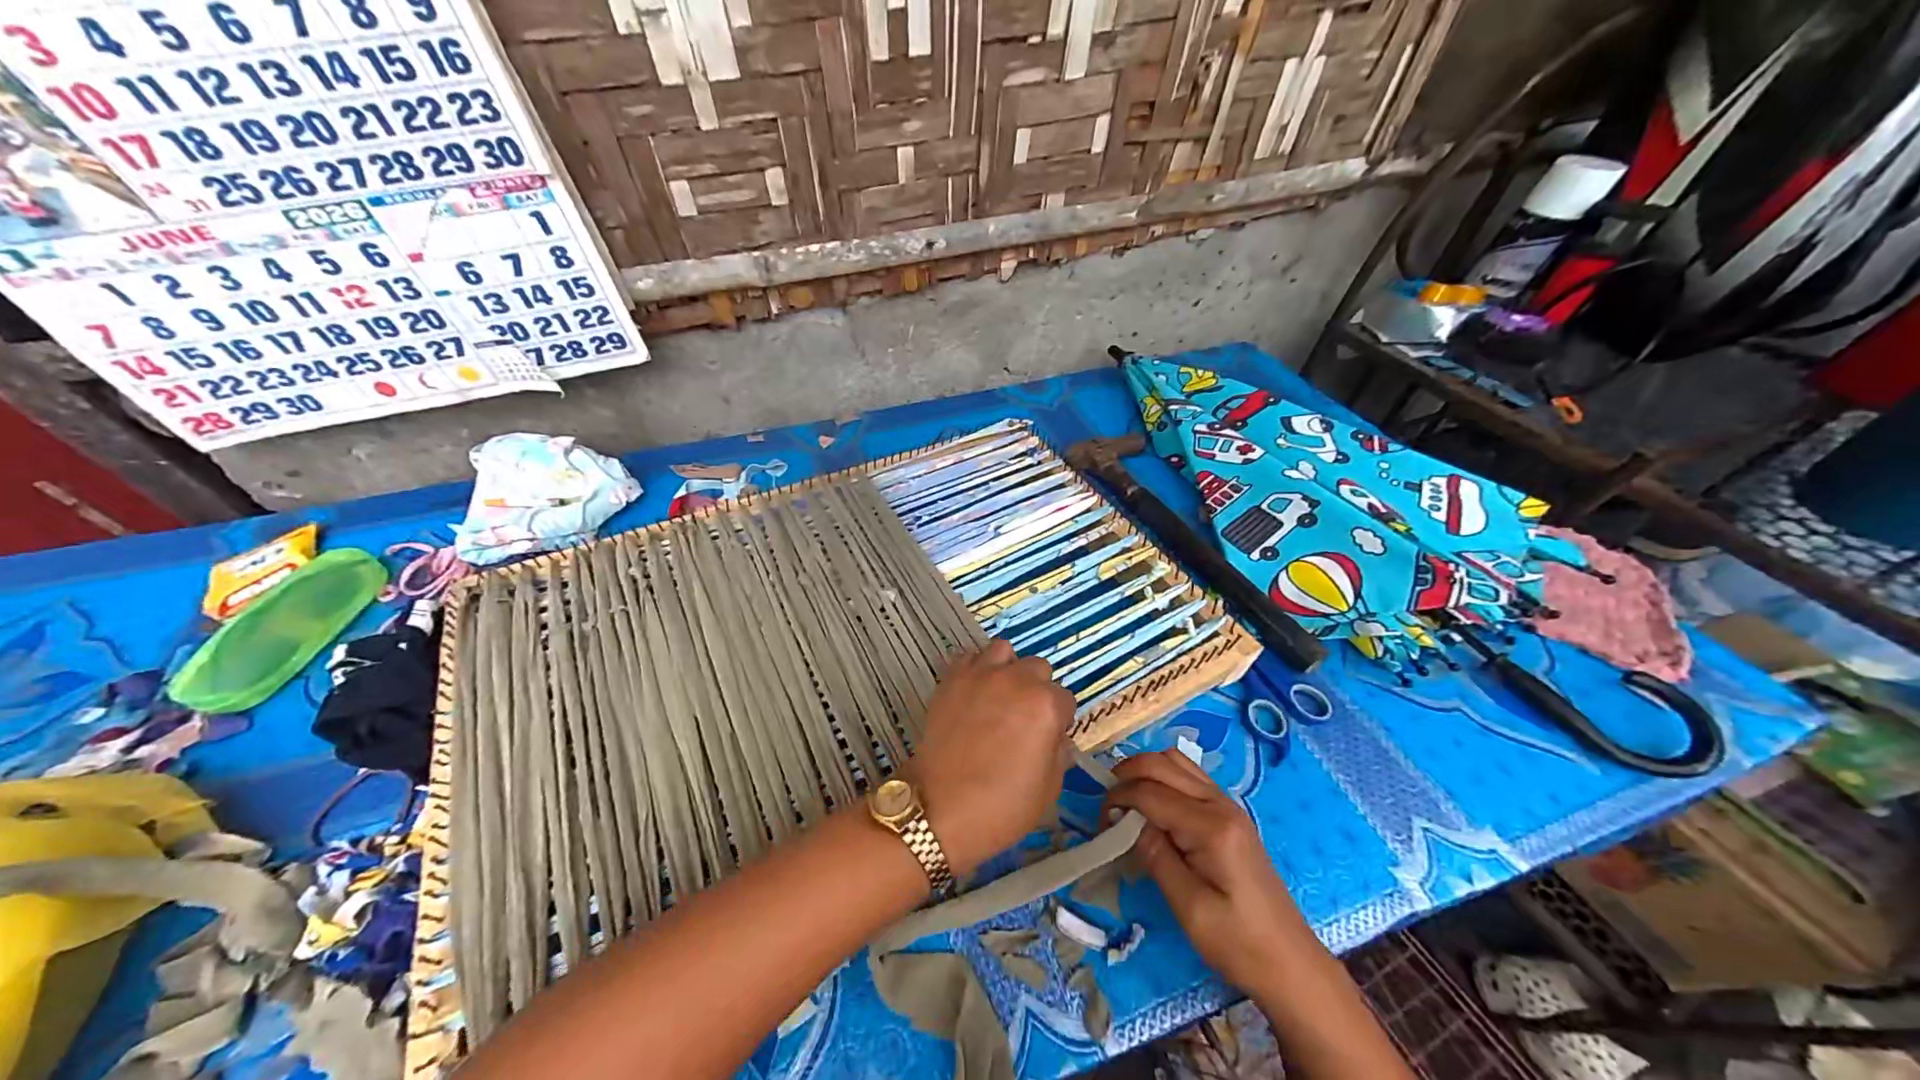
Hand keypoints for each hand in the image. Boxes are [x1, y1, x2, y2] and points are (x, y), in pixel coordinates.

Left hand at [910, 640, 1074, 875]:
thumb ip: (1060, 753)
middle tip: (1023, 718)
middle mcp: (1016, 680)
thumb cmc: (1002, 806)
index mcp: (1046, 705)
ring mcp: (980, 675)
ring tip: (999, 695)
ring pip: (1004, 651)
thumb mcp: (1049, 788)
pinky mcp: (951, 679)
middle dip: (1036, 689)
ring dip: (1007, 669)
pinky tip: (974, 692)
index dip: (1058, 720)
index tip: (1047, 738)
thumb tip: (1056, 738)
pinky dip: (975, 668)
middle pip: (1037, 668)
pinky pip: (969, 657)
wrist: (940, 808)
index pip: (1064, 700)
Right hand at [1105, 750, 1317, 995]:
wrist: (1290, 963)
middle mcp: (1221, 804)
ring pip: (1176, 762)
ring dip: (1144, 773)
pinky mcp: (1228, 814)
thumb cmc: (1238, 943)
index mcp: (1212, 827)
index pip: (1150, 791)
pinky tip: (1151, 808)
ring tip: (1124, 804)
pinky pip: (1188, 777)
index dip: (1117, 801)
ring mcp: (1228, 805)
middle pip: (1162, 763)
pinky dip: (1162, 780)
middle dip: (1125, 776)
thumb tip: (1124, 819)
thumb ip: (1155, 855)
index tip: (1099, 825)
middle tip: (1106, 809)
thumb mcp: (1189, 907)